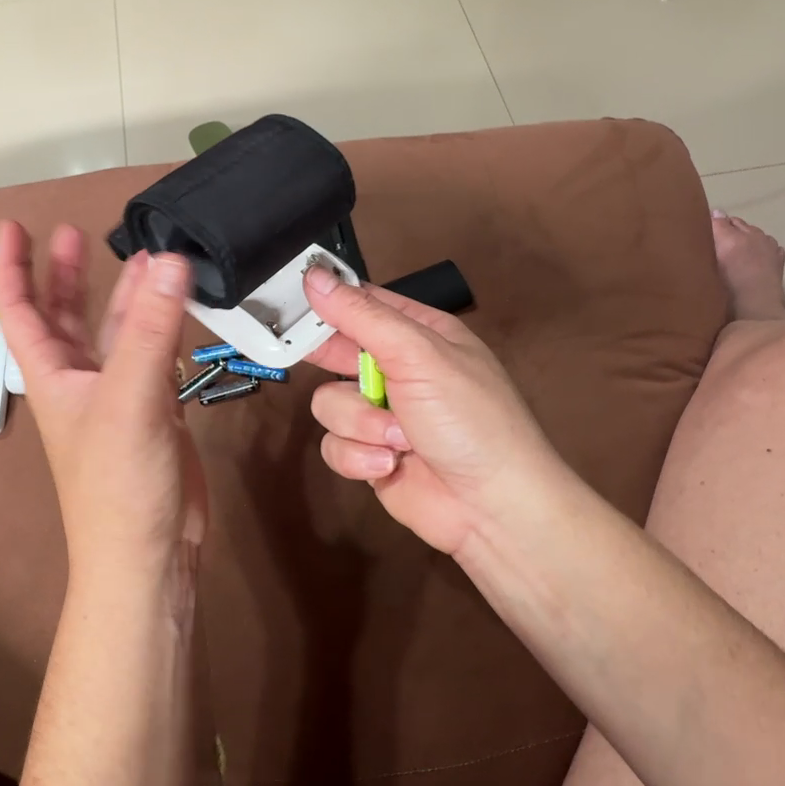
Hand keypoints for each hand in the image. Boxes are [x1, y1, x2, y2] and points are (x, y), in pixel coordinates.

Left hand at [0, 221, 206, 579]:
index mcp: (52, 375)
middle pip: (64, 314)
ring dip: (124, 295)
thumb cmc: (117, 482)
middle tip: (74, 231)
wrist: (147, 553)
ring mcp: (117, 395)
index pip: (19, 310)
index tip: (11, 225)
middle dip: (65, 274)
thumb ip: (149, 329)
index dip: (11, 267)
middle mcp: (79, 380)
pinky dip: (162, 325)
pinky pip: (152, 354)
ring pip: (115, 331)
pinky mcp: (153, 409)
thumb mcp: (129, 399)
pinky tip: (178, 306)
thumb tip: (171, 260)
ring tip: (144, 255)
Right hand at [301, 268, 565, 555]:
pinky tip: (390, 464)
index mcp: (420, 333)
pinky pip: (334, 444)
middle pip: (335, 350)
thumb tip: (315, 276)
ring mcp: (382, 414)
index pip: (362, 303)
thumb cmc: (471, 420)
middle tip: (318, 360)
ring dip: (360, 422)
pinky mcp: (369, 454)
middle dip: (332, 365)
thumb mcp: (419, 355)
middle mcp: (398, 369)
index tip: (290, 301)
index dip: (327, 300)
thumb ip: (362, 316)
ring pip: (329, 402)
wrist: (493, 509)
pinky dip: (359, 455)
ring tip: (398, 438)